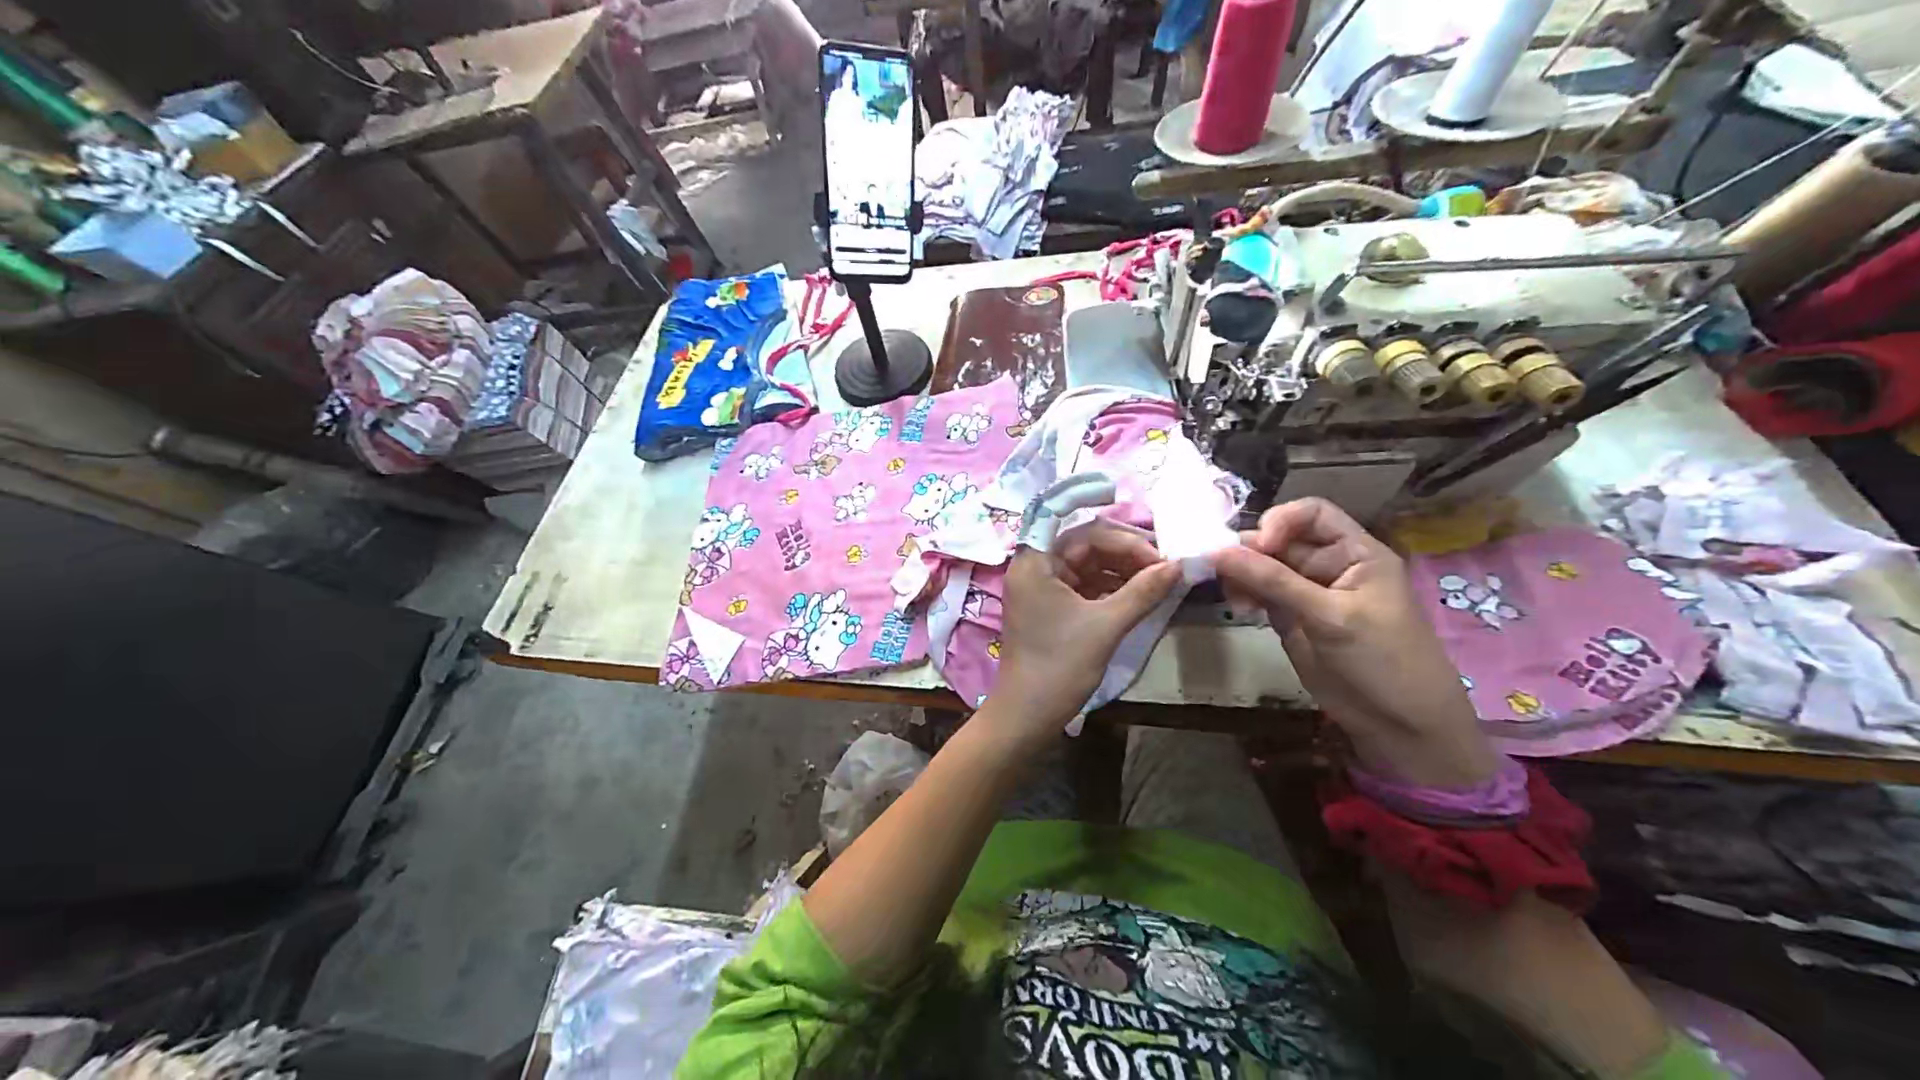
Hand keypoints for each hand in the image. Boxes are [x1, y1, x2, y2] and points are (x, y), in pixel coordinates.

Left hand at [989, 520, 1184, 737]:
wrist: (1027, 716)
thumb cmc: (1059, 666)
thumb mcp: (1106, 626)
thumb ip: (1142, 591)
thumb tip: (1178, 565)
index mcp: (1035, 562)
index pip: (1077, 525)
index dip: (1117, 528)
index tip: (1154, 541)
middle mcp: (1034, 568)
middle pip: (1084, 543)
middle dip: (1125, 551)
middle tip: (1164, 566)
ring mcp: (1042, 589)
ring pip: (1087, 565)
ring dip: (1122, 570)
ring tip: (1158, 580)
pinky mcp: (1051, 609)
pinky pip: (1085, 586)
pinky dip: (1112, 588)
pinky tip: (1140, 594)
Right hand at [1210, 498, 1499, 787]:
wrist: (1400, 725)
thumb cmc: (1382, 660)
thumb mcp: (1330, 616)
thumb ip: (1274, 582)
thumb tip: (1218, 551)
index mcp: (1355, 553)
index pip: (1312, 514)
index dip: (1281, 520)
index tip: (1257, 545)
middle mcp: (1330, 566)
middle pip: (1280, 540)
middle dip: (1250, 550)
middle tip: (1220, 569)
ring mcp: (1308, 594)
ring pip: (1264, 568)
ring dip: (1242, 573)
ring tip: (1230, 593)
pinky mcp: (1291, 619)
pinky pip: (1260, 594)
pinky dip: (1243, 594)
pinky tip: (1237, 606)